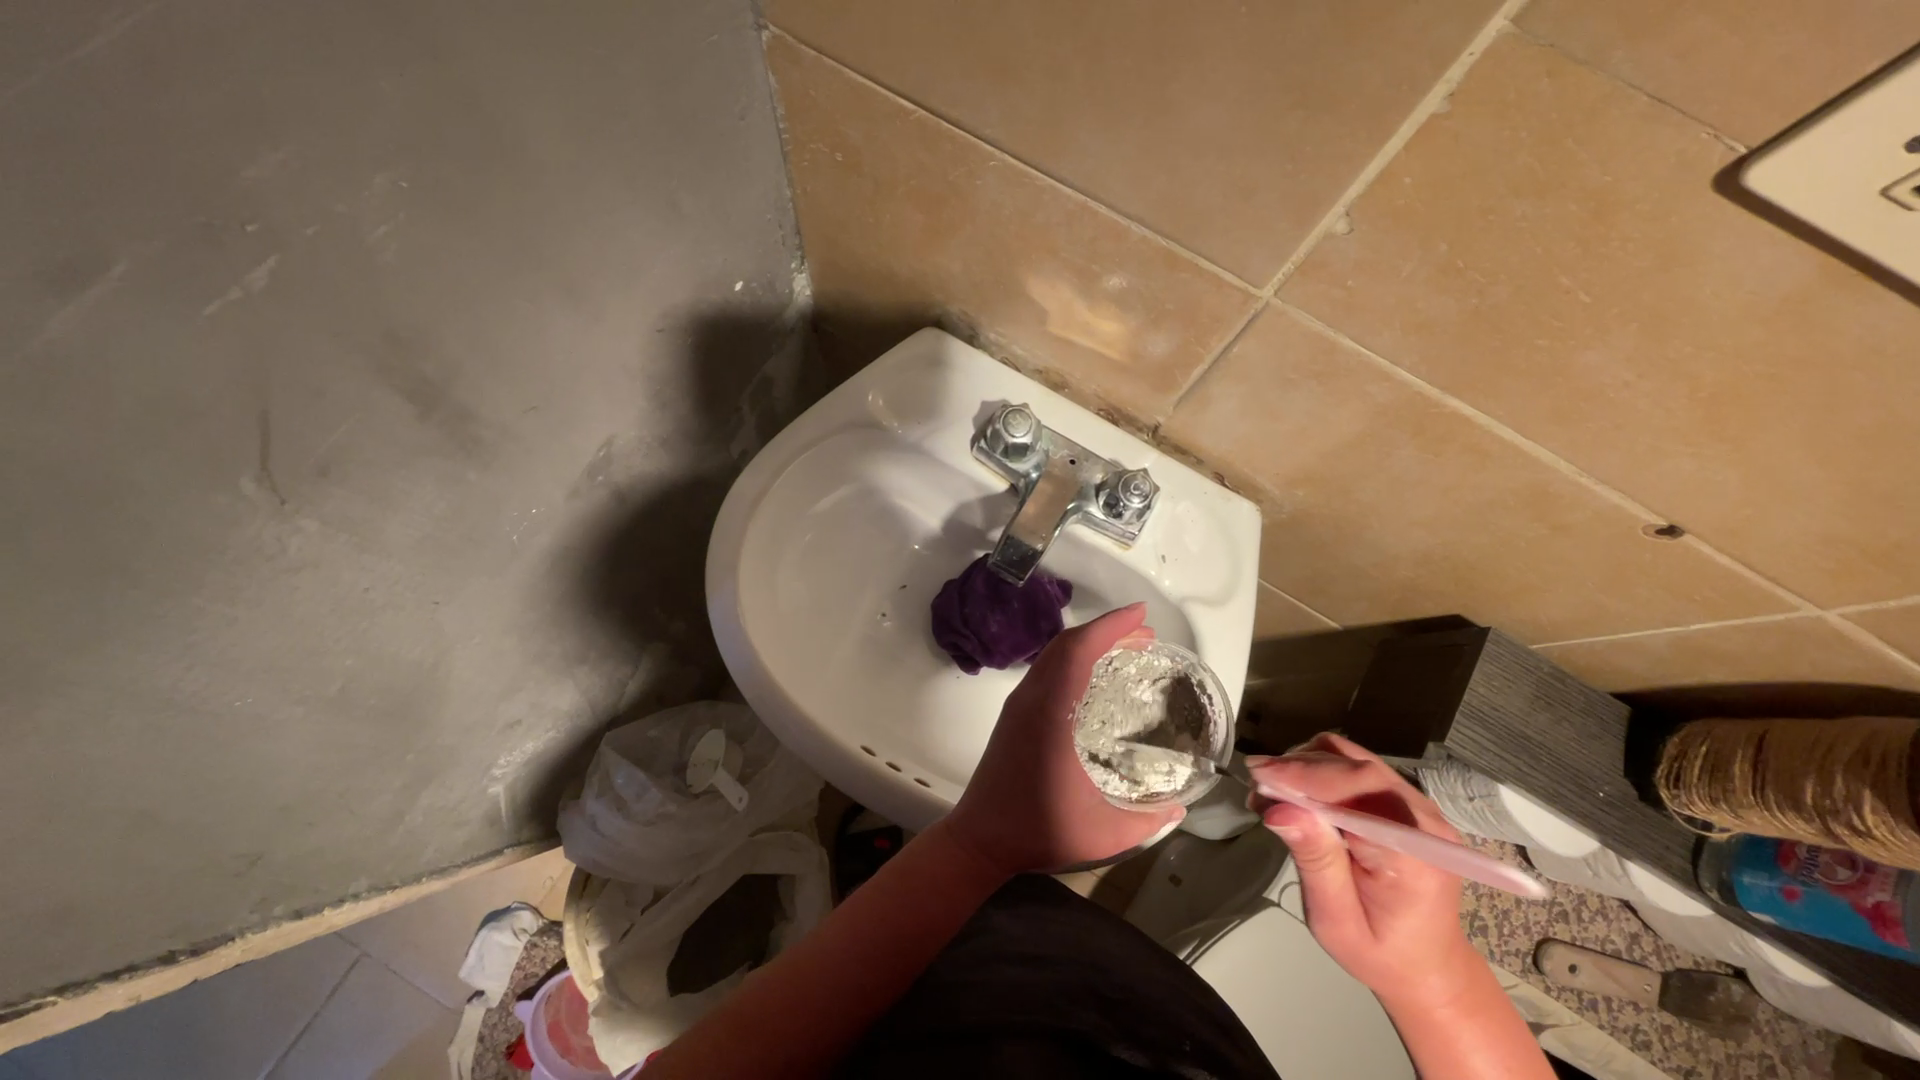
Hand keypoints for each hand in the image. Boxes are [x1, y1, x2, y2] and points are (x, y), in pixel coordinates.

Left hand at [943, 604, 1184, 876]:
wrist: (980, 840)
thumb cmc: (1038, 832)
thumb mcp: (1102, 833)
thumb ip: (1146, 821)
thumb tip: (1180, 807)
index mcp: (1051, 714)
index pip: (1079, 650)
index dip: (1111, 626)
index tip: (1142, 615)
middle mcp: (1031, 700)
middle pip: (1066, 644)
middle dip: (1107, 630)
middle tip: (1145, 634)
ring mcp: (1019, 706)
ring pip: (1053, 655)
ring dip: (1089, 643)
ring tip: (1127, 649)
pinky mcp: (1014, 716)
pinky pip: (1046, 671)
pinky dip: (1073, 660)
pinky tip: (1095, 677)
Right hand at [1247, 733, 1479, 1009]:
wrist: (1426, 966)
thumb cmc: (1378, 953)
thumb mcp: (1336, 921)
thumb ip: (1315, 861)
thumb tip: (1281, 810)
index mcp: (1412, 853)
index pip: (1356, 789)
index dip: (1303, 775)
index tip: (1257, 776)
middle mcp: (1424, 820)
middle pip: (1355, 766)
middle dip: (1298, 768)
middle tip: (1256, 790)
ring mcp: (1421, 808)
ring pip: (1355, 759)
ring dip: (1307, 766)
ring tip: (1273, 793)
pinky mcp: (1408, 804)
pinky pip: (1360, 769)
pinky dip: (1321, 771)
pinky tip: (1298, 794)